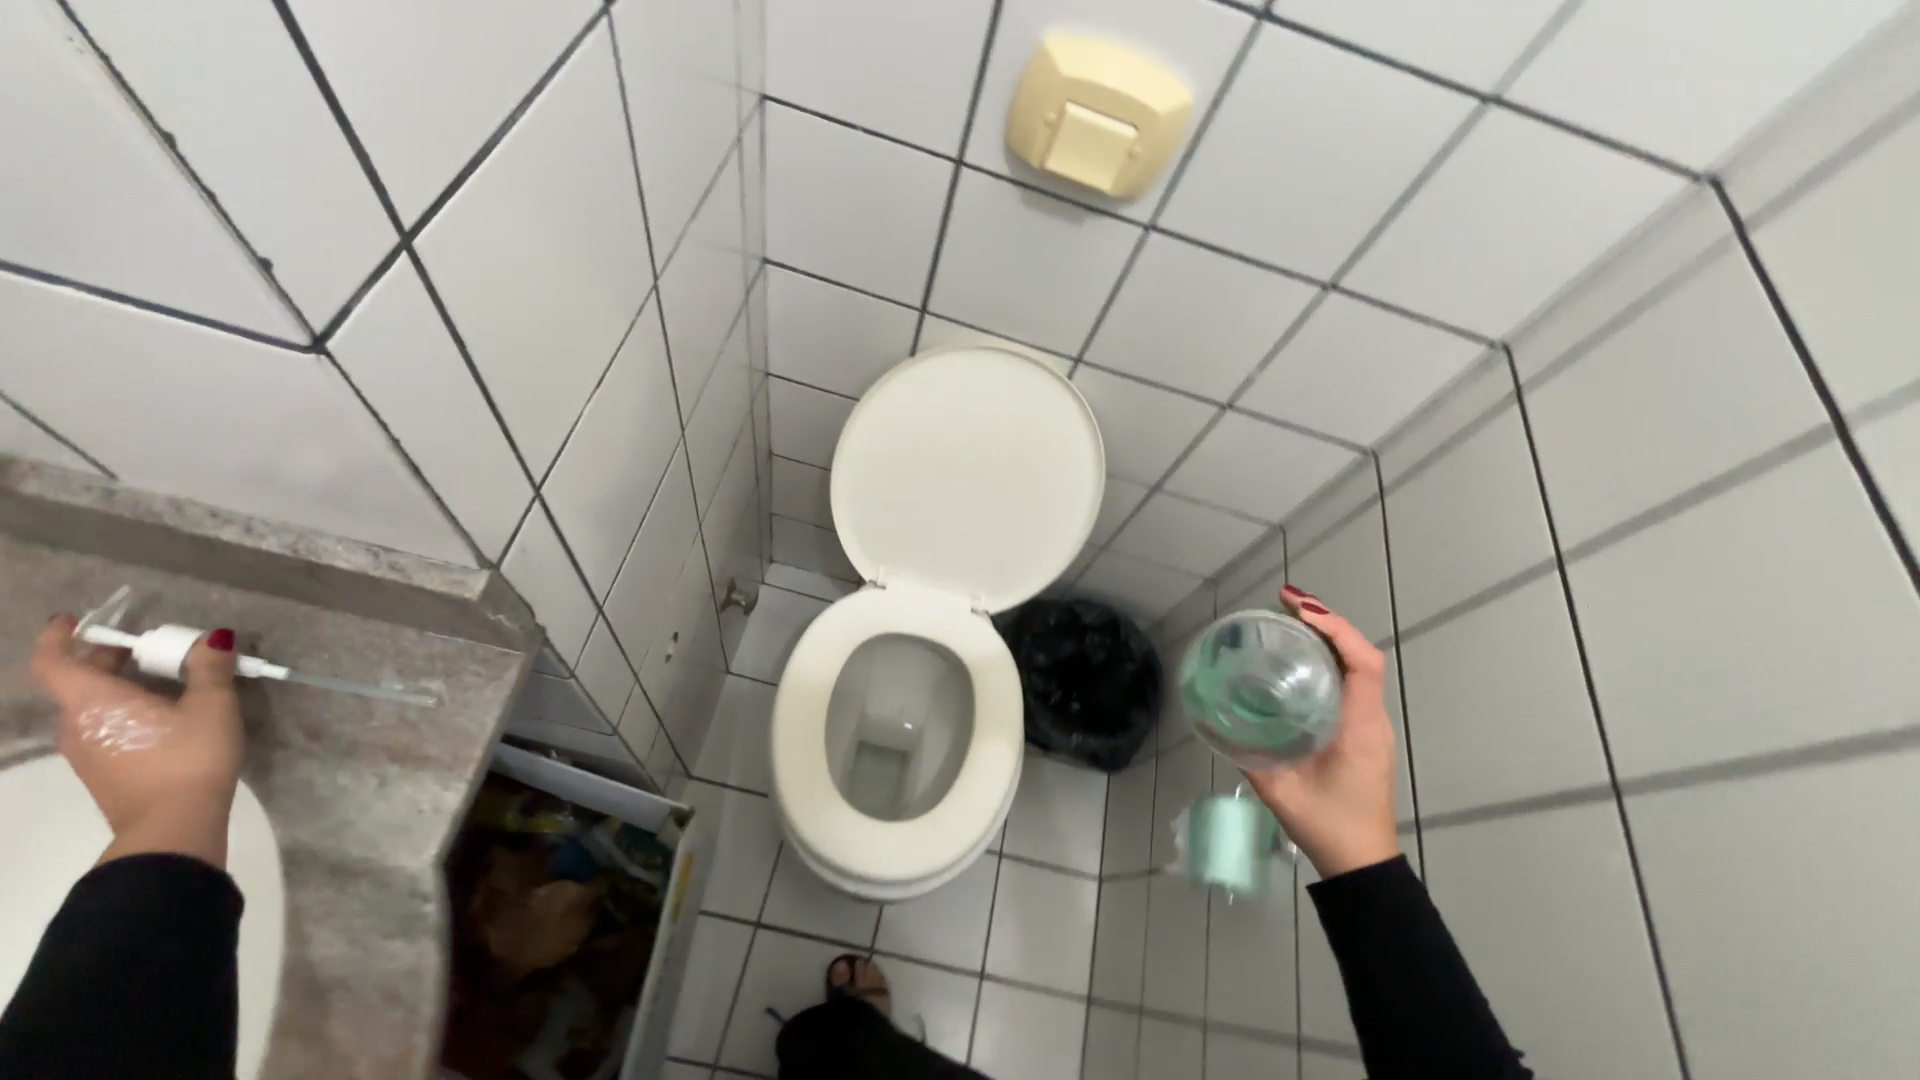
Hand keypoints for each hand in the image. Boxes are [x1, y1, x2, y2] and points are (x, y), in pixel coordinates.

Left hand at [31, 615, 244, 867]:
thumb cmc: (188, 755)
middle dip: (106, 659)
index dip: (57, 638)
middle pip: (78, 682)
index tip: (71, 620)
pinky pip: (104, 727)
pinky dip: (124, 710)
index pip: (53, 661)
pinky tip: (164, 715)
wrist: (173, 823)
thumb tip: (213, 638)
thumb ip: (209, 668)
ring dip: (118, 687)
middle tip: (146, 648)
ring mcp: (85, 751)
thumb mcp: (212, 705)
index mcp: (93, 701)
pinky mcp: (102, 770)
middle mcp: (76, 723)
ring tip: (163, 681)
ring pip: (92, 707)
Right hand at [1241, 586, 1400, 878]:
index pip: (1362, 663)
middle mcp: (1371, 720)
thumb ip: (1249, 755)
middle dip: (1326, 621)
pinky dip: (1327, 660)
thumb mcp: (1281, 791)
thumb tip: (1215, 720)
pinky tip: (1298, 659)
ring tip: (1288, 620)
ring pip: (1356, 667)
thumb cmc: (1327, 826)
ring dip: (1328, 638)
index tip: (1299, 609)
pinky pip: (1350, 684)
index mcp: (1359, 728)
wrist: (1362, 863)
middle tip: (1285, 603)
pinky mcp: (1363, 733)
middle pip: (1359, 655)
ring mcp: (1370, 726)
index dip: (1335, 628)